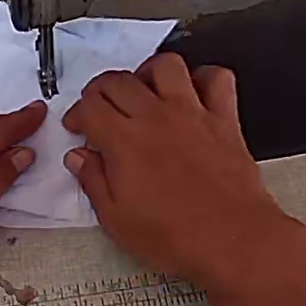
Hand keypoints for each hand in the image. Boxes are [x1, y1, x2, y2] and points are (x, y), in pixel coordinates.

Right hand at [62, 53, 305, 299]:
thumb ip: (93, 181)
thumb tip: (79, 159)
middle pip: (120, 81)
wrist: (229, 240)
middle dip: (100, 90)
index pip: (90, 107)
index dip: (76, 114)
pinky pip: (215, 78)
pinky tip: (189, 93)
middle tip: (97, 107)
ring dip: (146, 73)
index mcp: (125, 142)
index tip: (76, 127)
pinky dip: (200, 77)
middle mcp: (157, 119)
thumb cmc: (174, 235)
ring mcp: (193, 115)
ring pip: (166, 66)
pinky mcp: (223, 121)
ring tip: (139, 91)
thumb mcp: (115, 218)